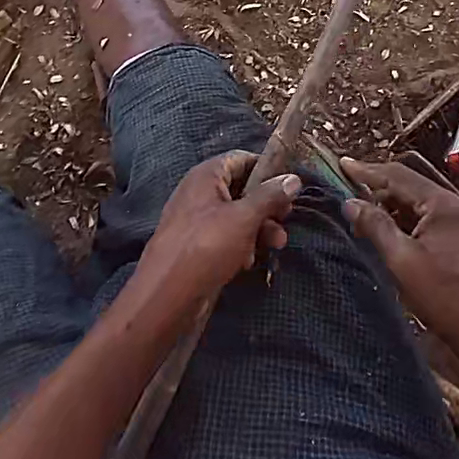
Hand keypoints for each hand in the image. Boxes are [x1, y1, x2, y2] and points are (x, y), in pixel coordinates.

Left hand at [137, 151, 301, 304]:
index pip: (242, 159)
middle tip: (286, 217)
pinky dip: (241, 244)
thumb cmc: (207, 247)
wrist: (165, 299)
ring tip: (277, 244)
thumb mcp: (245, 217)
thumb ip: (271, 196)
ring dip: (260, 227)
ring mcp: (195, 221)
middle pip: (242, 188)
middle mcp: (199, 193)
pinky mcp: (195, 246)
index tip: (288, 186)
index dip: (267, 169)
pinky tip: (249, 261)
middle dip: (267, 204)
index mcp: (206, 176)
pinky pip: (225, 236)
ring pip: (237, 215)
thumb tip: (294, 178)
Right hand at [341, 158, 458, 344]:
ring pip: (415, 202)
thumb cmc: (443, 296)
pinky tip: (383, 228)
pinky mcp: (457, 239)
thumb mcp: (402, 260)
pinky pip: (424, 218)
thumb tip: (350, 202)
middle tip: (346, 186)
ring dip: (388, 204)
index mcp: (442, 203)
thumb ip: (375, 226)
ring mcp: (458, 221)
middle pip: (408, 186)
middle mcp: (452, 205)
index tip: (342, 164)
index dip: (367, 170)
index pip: (399, 176)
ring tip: (358, 207)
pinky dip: (401, 219)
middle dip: (376, 186)